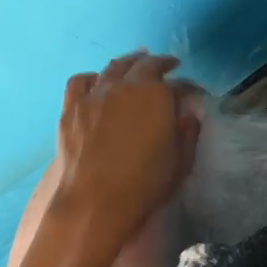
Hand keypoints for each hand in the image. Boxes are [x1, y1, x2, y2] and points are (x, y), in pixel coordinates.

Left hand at [49, 52, 200, 254]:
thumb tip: (191, 112)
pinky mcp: (71, 108)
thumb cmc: (146, 184)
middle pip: (143, 64)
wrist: (95, 203)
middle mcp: (124, 86)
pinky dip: (92, 78)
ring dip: (127, 63)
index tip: (194, 92)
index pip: (177, 83)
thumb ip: (189, 131)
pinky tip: (96, 83)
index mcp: (156, 95)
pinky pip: (80, 82)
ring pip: (112, 67)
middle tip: (167, 65)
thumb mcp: (182, 160)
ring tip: (133, 65)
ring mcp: (95, 95)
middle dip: (158, 63)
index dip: (188, 87)